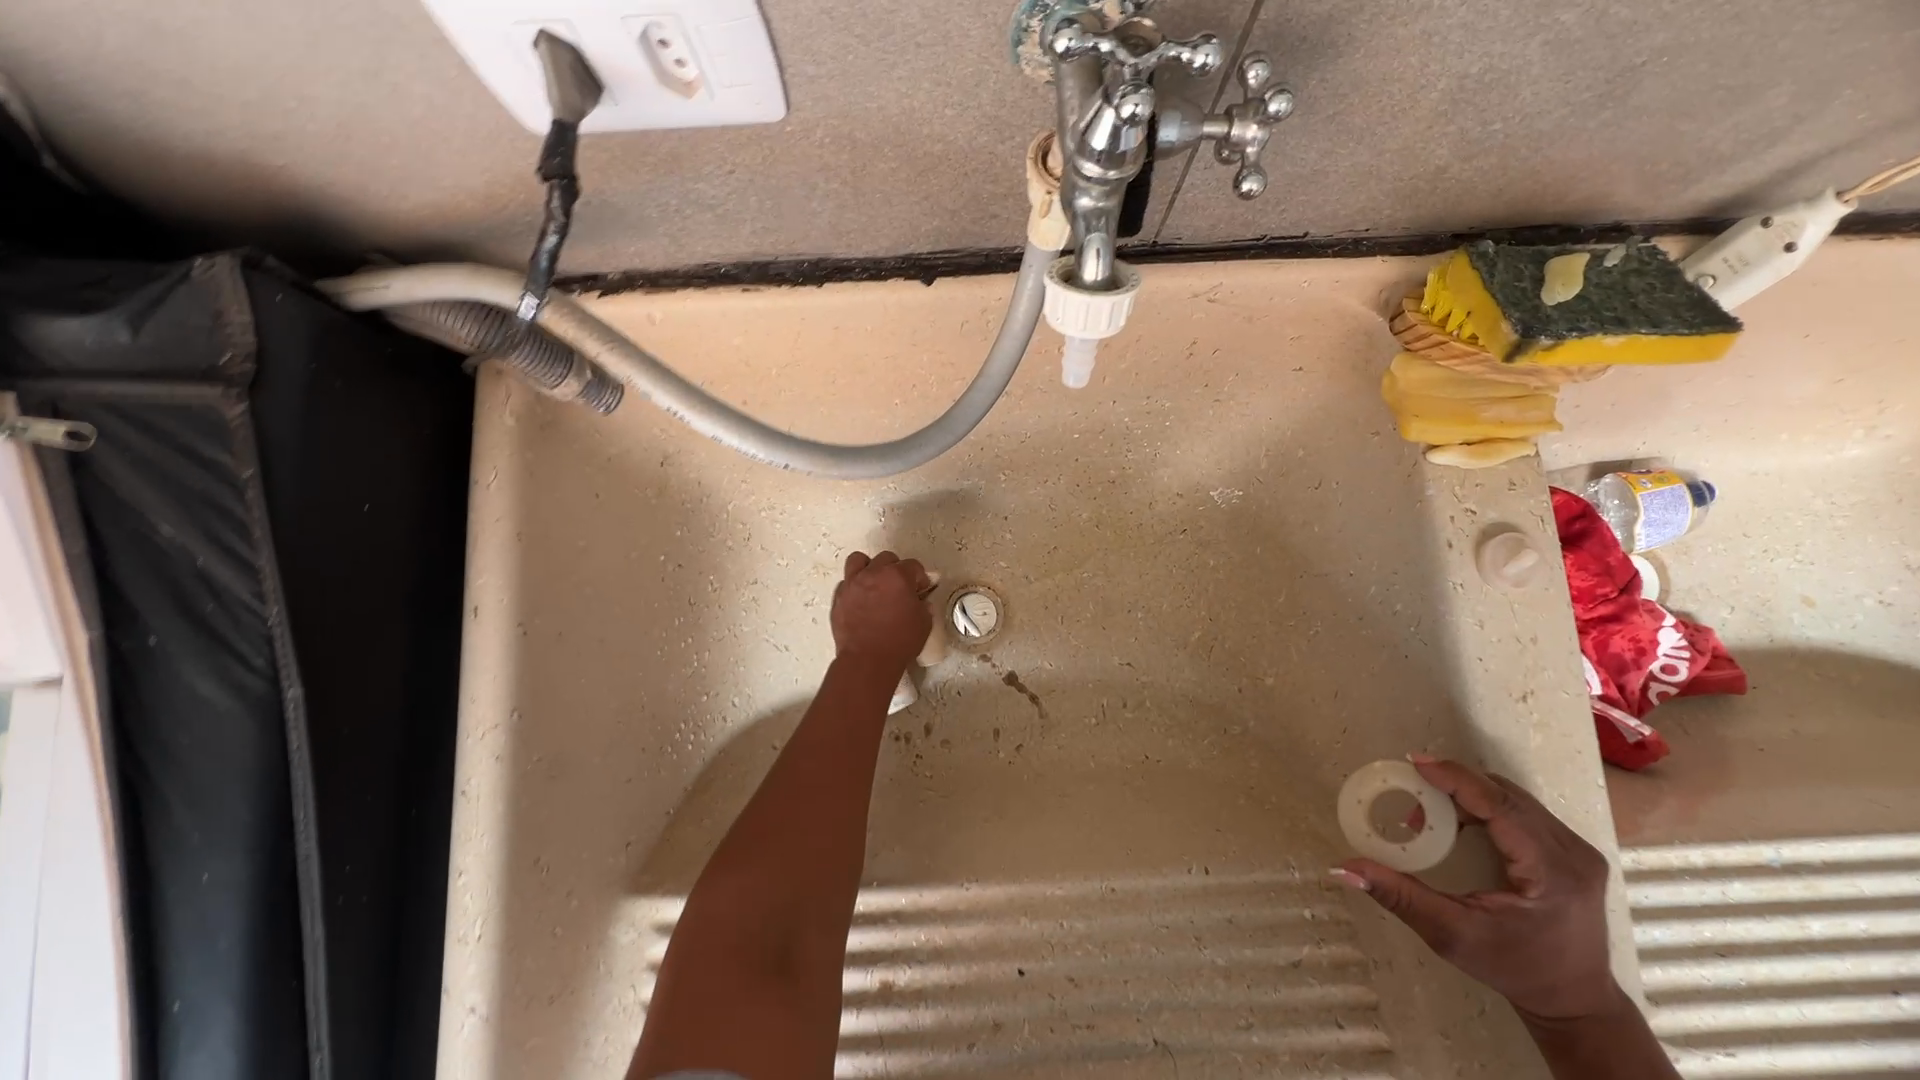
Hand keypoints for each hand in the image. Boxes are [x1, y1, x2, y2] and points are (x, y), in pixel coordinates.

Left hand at [831, 551, 931, 674]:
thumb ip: (923, 606)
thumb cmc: (897, 642)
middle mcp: (873, 574)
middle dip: (896, 569)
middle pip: (886, 559)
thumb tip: (920, 603)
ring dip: (869, 567)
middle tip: (901, 586)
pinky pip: (846, 583)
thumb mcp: (924, 623)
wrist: (868, 660)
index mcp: (897, 576)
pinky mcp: (839, 599)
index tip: (921, 587)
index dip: (920, 577)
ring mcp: (852, 585)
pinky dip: (854, 587)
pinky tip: (862, 599)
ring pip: (859, 561)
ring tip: (875, 582)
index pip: (913, 566)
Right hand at [1335, 757, 1618, 1021]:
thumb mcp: (1451, 935)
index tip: (1415, 762)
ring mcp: (1578, 851)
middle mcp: (1572, 852)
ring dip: (1469, 795)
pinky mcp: (1573, 853)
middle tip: (1411, 790)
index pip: (1500, 805)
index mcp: (1551, 871)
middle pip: (1506, 795)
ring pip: (1515, 800)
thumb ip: (1399, 896)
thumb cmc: (1513, 969)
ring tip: (1429, 812)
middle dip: (1456, 784)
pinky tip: (1459, 822)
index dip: (1456, 779)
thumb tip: (1344, 868)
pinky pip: (1523, 812)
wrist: (1572, 1000)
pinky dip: (1486, 807)